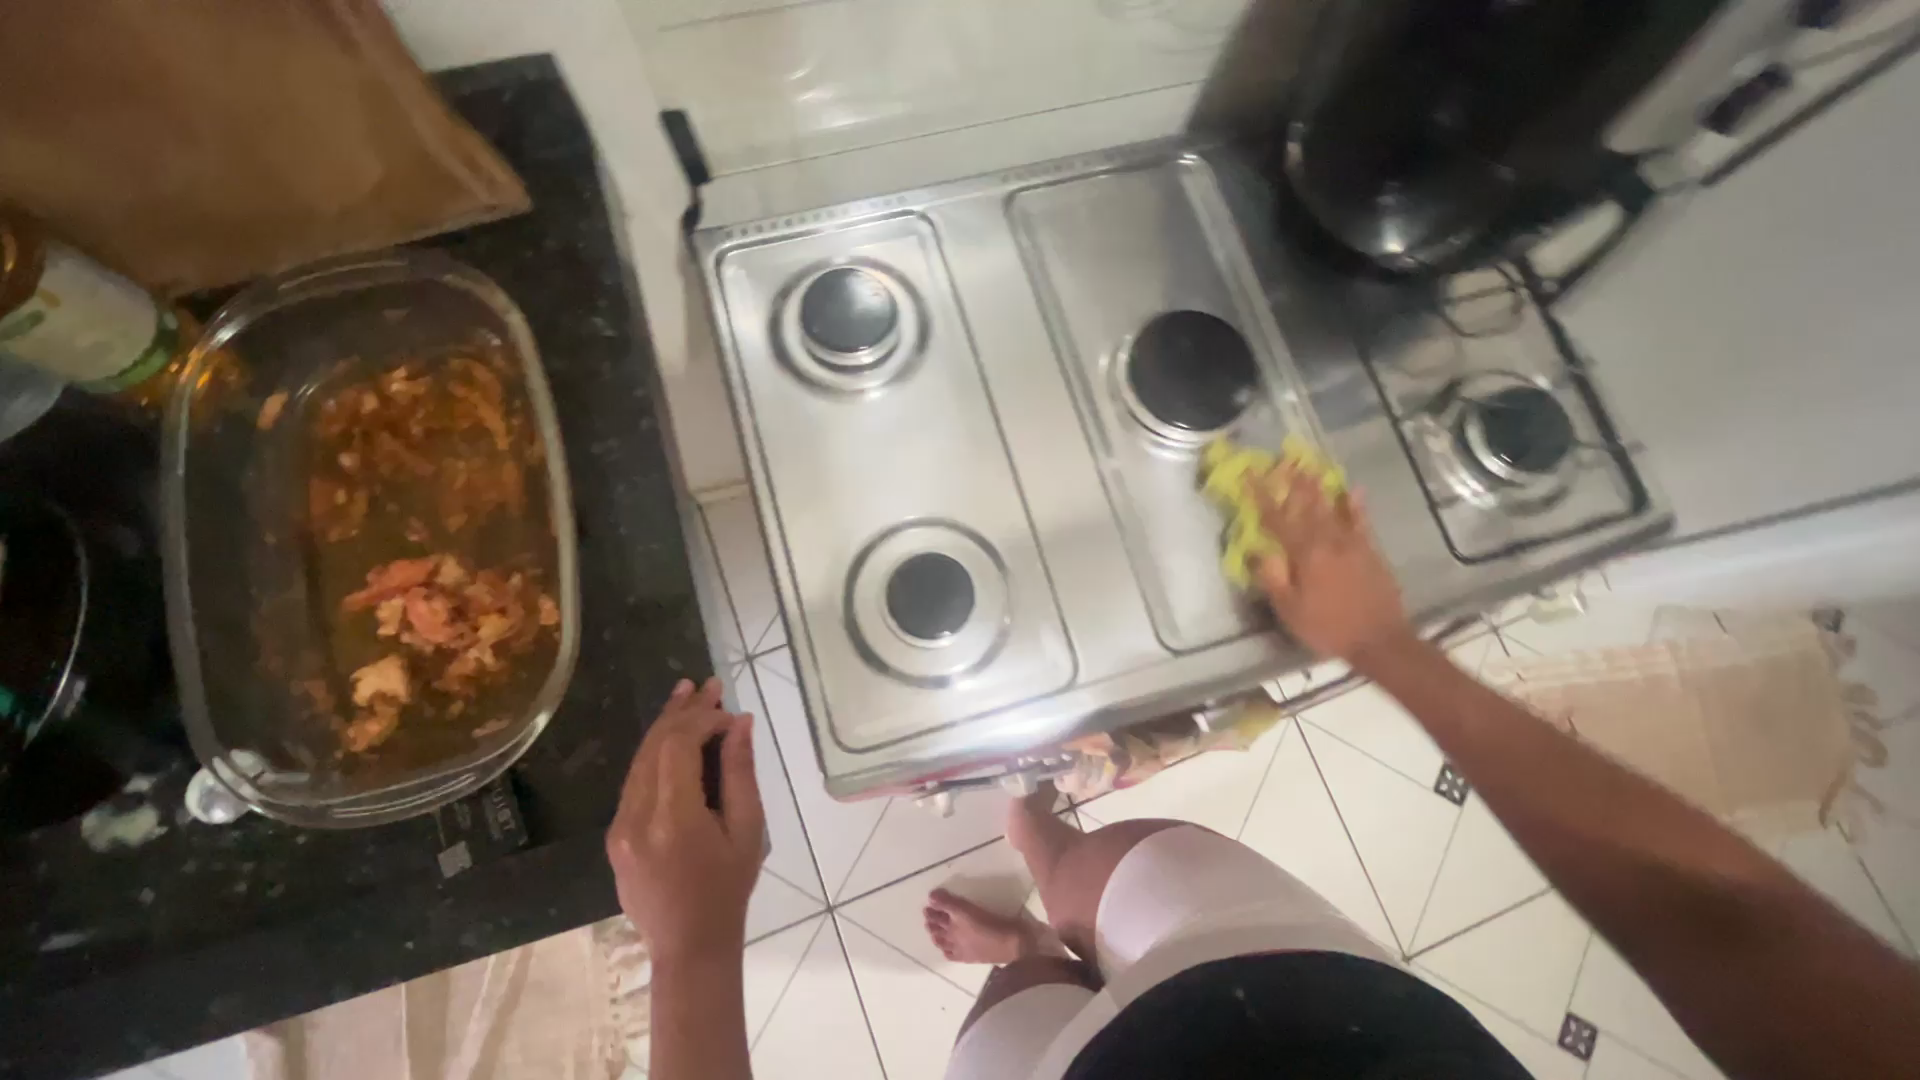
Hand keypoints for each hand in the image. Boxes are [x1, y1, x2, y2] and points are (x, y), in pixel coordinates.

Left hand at [605, 677, 764, 963]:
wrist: (688, 946)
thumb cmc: (728, 889)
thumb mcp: (747, 830)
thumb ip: (740, 773)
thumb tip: (740, 722)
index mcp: (673, 819)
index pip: (678, 746)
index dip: (702, 719)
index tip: (730, 713)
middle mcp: (636, 818)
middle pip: (654, 746)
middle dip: (682, 712)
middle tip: (708, 685)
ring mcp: (619, 827)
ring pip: (639, 760)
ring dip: (665, 726)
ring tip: (688, 695)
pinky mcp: (615, 835)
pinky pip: (634, 781)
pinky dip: (655, 753)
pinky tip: (672, 737)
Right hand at [1248, 464, 1413, 665]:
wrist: (1380, 640)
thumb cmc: (1328, 627)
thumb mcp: (1289, 610)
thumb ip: (1272, 578)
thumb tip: (1258, 551)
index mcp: (1304, 554)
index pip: (1276, 519)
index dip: (1260, 496)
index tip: (1249, 474)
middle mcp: (1328, 541)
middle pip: (1307, 506)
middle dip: (1293, 483)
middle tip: (1284, 459)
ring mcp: (1352, 544)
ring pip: (1332, 508)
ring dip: (1319, 487)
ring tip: (1310, 466)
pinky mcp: (1370, 552)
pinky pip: (1360, 522)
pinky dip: (1355, 505)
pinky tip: (1352, 490)